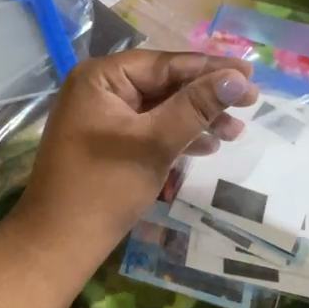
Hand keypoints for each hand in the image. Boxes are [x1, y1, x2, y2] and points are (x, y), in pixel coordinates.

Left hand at [10, 50, 258, 251]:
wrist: (57, 244)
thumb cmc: (103, 188)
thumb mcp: (155, 143)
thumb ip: (197, 107)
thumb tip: (238, 77)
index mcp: (100, 76)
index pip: (166, 63)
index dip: (211, 68)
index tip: (251, 74)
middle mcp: (98, 88)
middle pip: (164, 83)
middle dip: (206, 96)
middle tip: (250, 105)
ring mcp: (100, 115)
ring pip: (160, 107)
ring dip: (196, 118)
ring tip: (234, 132)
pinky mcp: (107, 141)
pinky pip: (149, 127)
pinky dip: (177, 134)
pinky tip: (206, 145)